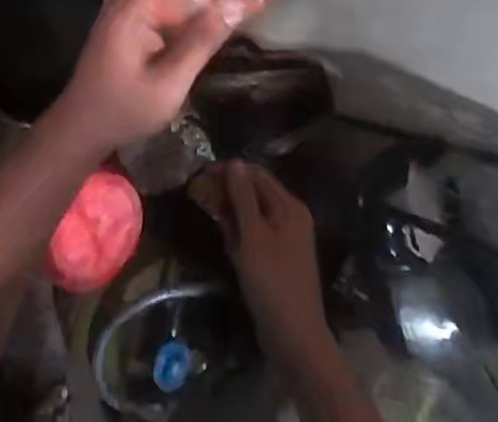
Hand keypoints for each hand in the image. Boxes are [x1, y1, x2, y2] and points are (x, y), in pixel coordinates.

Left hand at [44, 0, 281, 153]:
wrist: (80, 127)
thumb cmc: (122, 110)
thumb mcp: (167, 83)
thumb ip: (201, 41)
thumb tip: (237, 4)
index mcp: (134, 6)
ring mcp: (131, 7)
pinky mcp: (134, 21)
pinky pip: (172, 5)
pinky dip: (201, 6)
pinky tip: (230, 4)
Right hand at [218, 162, 332, 367]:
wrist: (294, 336)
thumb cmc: (272, 280)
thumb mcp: (252, 235)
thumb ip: (242, 196)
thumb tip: (234, 161)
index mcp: (289, 206)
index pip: (256, 174)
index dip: (230, 171)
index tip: (202, 175)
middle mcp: (291, 216)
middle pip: (256, 191)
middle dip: (230, 193)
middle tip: (207, 202)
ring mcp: (287, 237)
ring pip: (253, 213)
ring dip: (233, 215)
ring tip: (219, 226)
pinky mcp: (279, 256)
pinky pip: (256, 233)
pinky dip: (241, 234)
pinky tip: (229, 245)